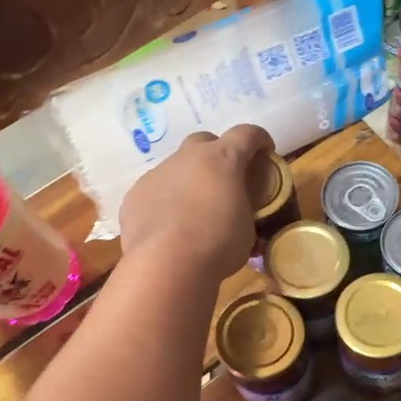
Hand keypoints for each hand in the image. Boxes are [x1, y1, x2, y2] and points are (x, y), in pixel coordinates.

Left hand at [119, 124, 273, 283]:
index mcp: (222, 160)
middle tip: (225, 180)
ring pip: (177, 167)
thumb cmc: (217, 245)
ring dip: (189, 181)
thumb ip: (243, 209)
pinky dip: (166, 201)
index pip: (246, 134)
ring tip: (194, 212)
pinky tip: (170, 227)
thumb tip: (237, 213)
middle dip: (218, 154)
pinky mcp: (135, 195)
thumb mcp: (247, 229)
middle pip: (205, 141)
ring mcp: (157, 174)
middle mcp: (187, 158)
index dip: (259, 139)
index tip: (265, 152)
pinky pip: (156, 190)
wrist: (165, 265)